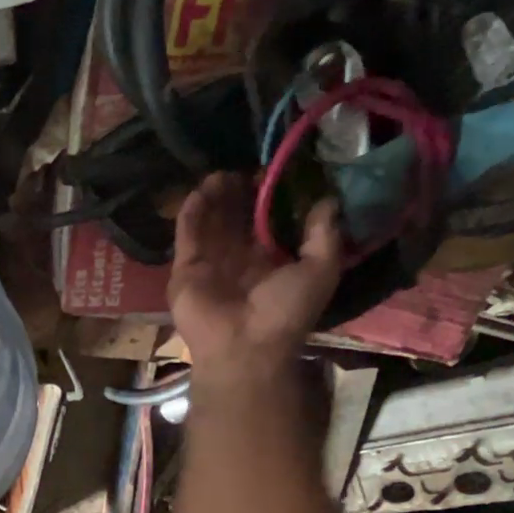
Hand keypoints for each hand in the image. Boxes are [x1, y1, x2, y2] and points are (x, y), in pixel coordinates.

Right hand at [168, 173, 341, 382]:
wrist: (243, 345)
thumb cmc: (285, 311)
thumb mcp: (320, 270)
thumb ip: (324, 235)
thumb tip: (328, 199)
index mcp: (269, 260)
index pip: (265, 221)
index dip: (266, 197)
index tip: (271, 171)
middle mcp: (238, 259)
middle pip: (234, 218)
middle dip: (236, 194)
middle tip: (241, 167)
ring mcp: (210, 264)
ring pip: (209, 223)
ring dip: (212, 199)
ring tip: (218, 173)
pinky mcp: (185, 269)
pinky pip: (186, 237)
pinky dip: (189, 215)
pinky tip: (197, 192)